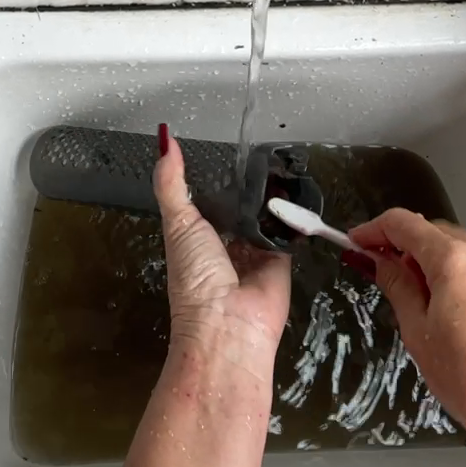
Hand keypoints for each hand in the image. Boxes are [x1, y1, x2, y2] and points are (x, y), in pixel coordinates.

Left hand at [152, 124, 290, 373]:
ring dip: (274, 195)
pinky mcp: (283, 258)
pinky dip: (294, 215)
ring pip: (266, 214)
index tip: (227, 144)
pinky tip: (301, 188)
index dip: (216, 175)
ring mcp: (256, 249)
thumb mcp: (178, 222)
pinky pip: (289, 230)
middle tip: (263, 152)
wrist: (229, 327)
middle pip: (240, 204)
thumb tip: (165, 139)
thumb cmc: (195, 275)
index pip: (209, 197)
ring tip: (284, 161)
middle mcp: (227, 241)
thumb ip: (172, 183)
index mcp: (197, 234)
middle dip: (249, 184)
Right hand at [349, 210, 465, 466]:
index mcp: (455, 261)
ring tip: (431, 306)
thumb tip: (379, 262)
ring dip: (444, 267)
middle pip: (437, 234)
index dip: (373, 229)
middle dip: (409, 248)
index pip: (403, 224)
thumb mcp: (418, 333)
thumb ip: (396, 286)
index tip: (359, 241)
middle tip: (388, 273)